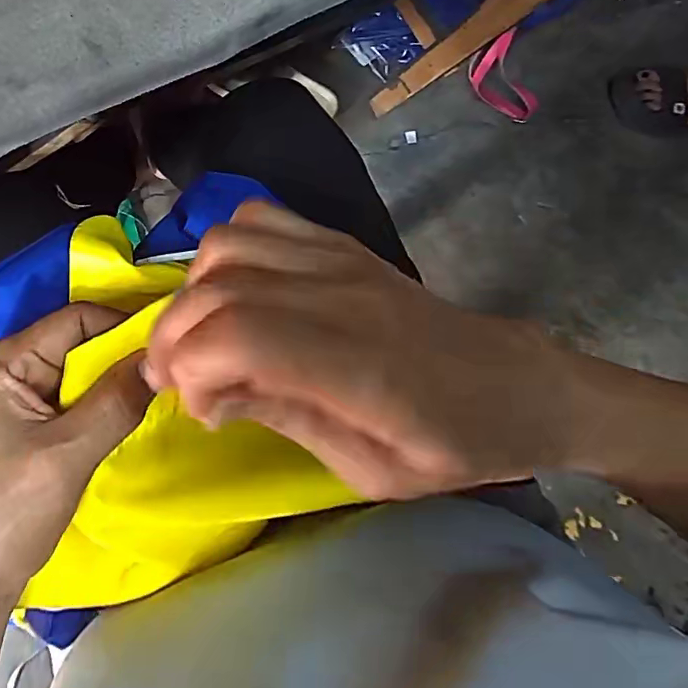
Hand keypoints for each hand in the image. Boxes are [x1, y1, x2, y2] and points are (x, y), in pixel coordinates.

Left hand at [0, 302, 153, 579]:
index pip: (80, 318)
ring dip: (120, 378)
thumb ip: (118, 400)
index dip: (125, 325)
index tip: (166, 347)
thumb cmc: (9, 514)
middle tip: (167, 372)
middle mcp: (14, 366)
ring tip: (156, 391)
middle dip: (125, 353)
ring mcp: (24, 393)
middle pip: (85, 338)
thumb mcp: (70, 453)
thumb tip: (162, 360)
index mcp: (9, 362)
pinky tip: (131, 411)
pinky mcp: (36, 419)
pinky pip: (82, 392)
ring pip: (87, 367)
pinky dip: (109, 398)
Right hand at [145, 201, 574, 498]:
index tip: (200, 410)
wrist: (512, 382)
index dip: (190, 369)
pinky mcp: (344, 242)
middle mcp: (342, 294)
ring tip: (205, 336)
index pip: (238, 335)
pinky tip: (237, 292)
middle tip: (180, 382)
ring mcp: (342, 257)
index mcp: (358, 365)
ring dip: (194, 291)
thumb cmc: (451, 443)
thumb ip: (285, 417)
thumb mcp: (370, 469)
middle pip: (220, 286)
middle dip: (175, 336)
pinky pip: (262, 218)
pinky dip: (229, 250)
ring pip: (229, 243)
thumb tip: (209, 390)